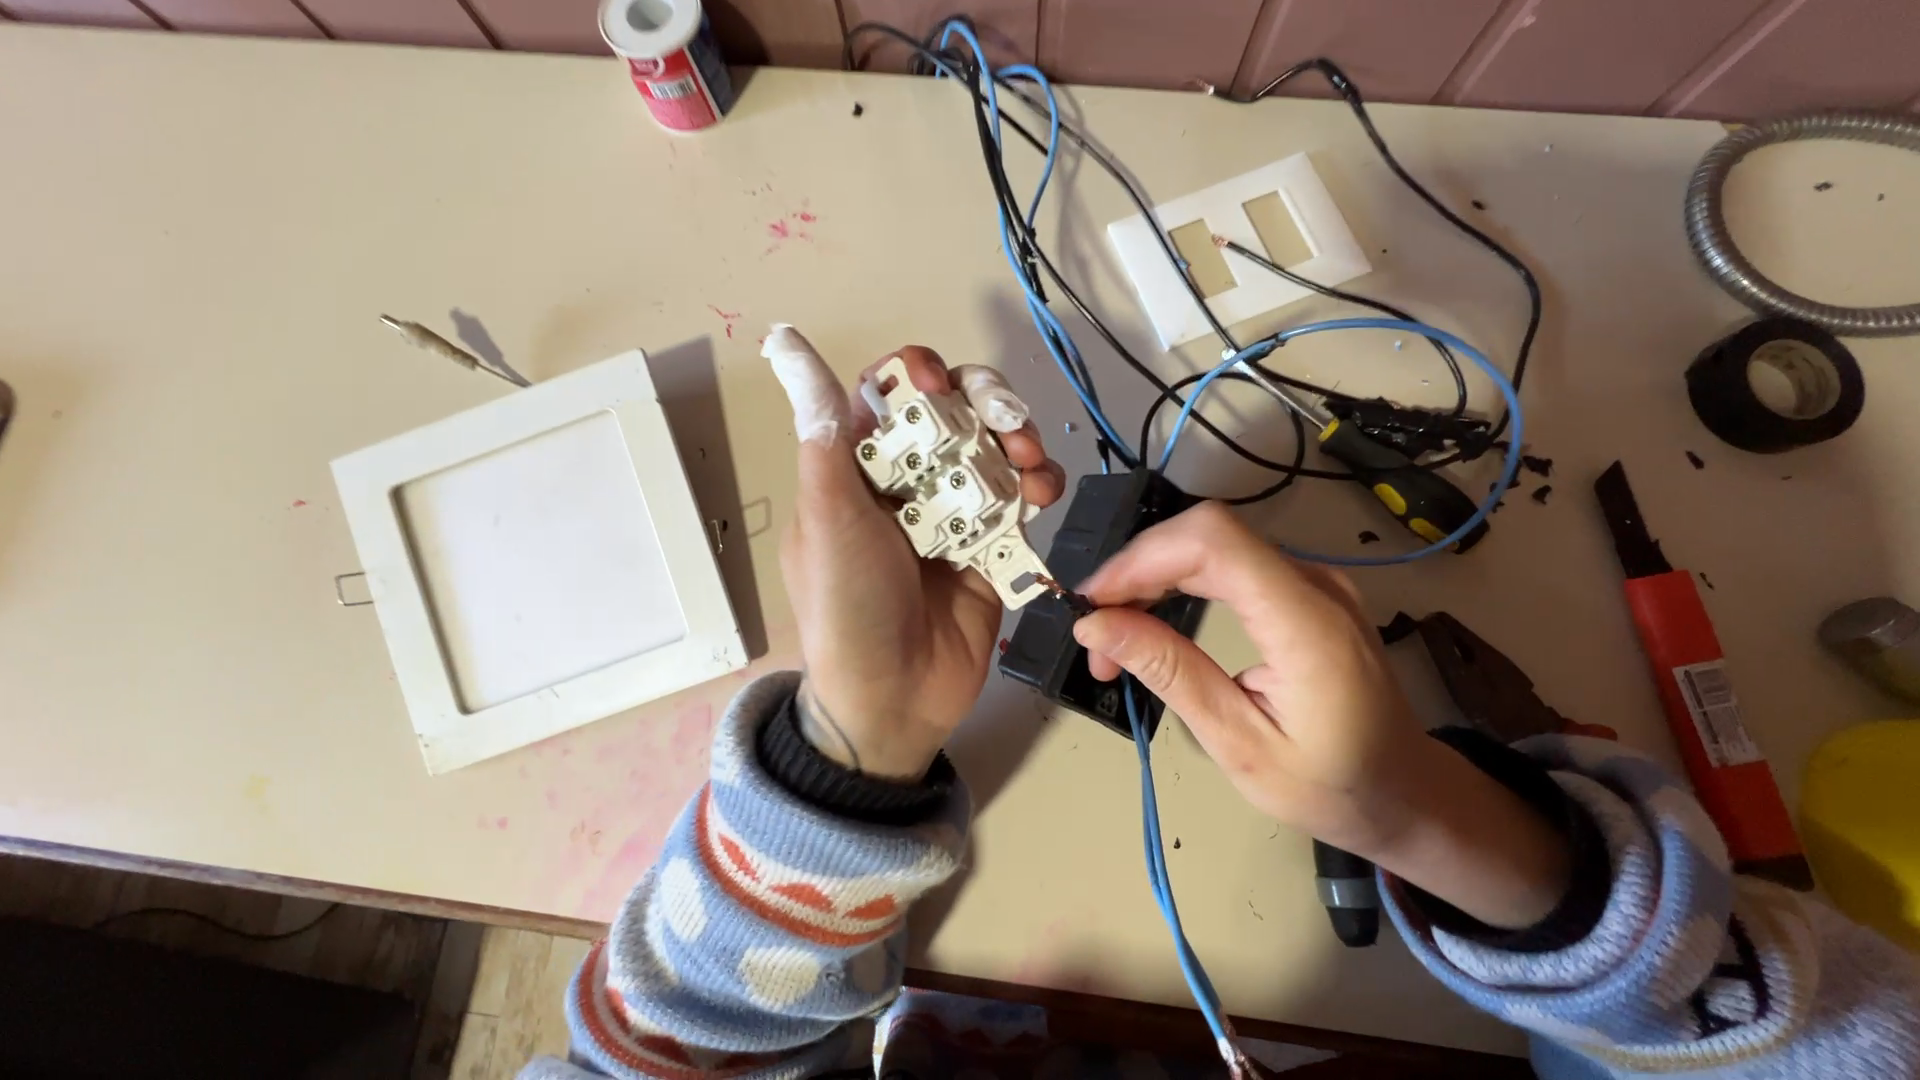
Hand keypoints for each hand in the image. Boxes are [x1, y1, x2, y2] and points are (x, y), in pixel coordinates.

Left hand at [768, 329, 1065, 780]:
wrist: (892, 699)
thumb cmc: (848, 606)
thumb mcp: (827, 518)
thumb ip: (825, 434)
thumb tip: (788, 349)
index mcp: (860, 468)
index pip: (891, 396)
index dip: (916, 374)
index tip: (937, 384)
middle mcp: (909, 481)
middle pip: (955, 412)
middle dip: (985, 402)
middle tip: (1004, 421)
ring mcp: (955, 512)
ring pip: (995, 448)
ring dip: (1019, 440)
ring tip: (1029, 462)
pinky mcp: (993, 545)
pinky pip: (1022, 499)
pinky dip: (1038, 486)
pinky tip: (1041, 493)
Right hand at [1072, 503, 1569, 927]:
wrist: (1407, 792)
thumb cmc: (1330, 785)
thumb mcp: (1240, 745)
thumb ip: (1171, 673)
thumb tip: (1096, 625)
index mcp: (1307, 622)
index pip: (1214, 542)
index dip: (1141, 558)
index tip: (1093, 604)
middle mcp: (1315, 582)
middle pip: (1206, 534)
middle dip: (1135, 572)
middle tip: (1095, 634)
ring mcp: (1313, 580)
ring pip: (1210, 543)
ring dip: (1150, 579)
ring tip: (1114, 636)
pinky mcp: (1302, 589)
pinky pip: (1227, 562)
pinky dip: (1176, 583)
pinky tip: (1151, 621)